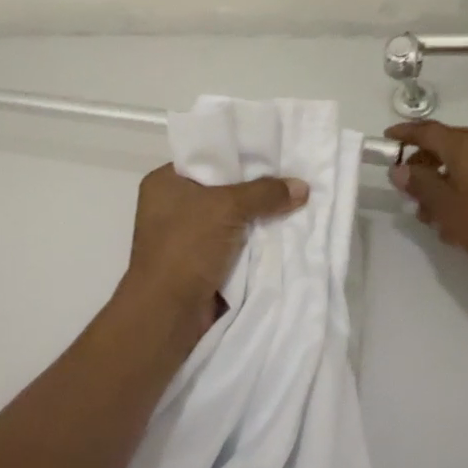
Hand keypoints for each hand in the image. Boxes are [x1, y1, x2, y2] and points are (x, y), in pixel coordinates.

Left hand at [116, 164, 309, 334]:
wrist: (168, 313)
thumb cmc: (186, 247)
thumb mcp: (227, 208)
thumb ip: (265, 193)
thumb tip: (302, 187)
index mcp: (164, 182)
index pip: (207, 157)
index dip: (240, 155)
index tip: (275, 154)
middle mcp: (172, 206)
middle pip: (223, 189)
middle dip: (256, 190)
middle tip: (294, 179)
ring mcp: (186, 238)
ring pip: (232, 220)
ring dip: (259, 219)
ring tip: (298, 204)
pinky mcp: (201, 264)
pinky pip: (234, 245)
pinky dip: (254, 243)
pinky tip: (284, 234)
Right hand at [385, 120, 467, 283]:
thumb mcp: (448, 209)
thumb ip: (421, 185)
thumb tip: (400, 169)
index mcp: (467, 146)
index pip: (428, 131)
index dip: (405, 134)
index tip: (386, 140)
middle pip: (446, 145)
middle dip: (423, 165)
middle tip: (407, 189)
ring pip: (464, 163)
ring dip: (443, 182)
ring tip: (431, 215)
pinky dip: (463, 187)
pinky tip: (458, 219)